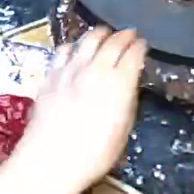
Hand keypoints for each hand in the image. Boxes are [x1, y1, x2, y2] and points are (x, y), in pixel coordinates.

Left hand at [8, 28, 146, 193]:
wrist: (50, 160)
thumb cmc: (93, 154)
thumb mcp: (122, 129)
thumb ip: (126, 101)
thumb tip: (126, 86)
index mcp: (119, 82)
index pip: (134, 54)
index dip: (140, 47)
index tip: (143, 44)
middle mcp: (95, 69)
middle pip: (112, 42)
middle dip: (123, 36)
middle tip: (128, 33)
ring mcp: (69, 70)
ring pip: (86, 40)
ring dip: (98, 35)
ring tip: (103, 33)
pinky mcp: (50, 76)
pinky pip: (62, 52)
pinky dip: (73, 47)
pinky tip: (74, 50)